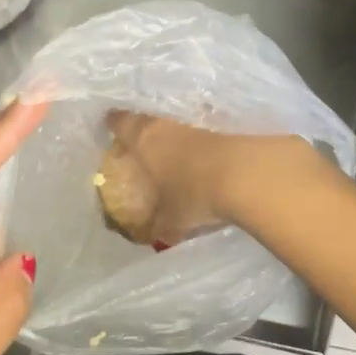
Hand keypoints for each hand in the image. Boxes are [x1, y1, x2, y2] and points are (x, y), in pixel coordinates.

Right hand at [101, 111, 324, 245]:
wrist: (246, 176)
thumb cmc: (194, 194)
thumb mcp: (171, 218)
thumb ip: (159, 224)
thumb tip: (154, 233)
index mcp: (146, 140)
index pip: (124, 124)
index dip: (116, 123)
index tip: (109, 122)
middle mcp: (170, 127)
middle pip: (151, 121)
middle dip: (143, 129)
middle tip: (139, 139)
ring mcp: (200, 127)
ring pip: (179, 127)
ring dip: (175, 137)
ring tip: (172, 151)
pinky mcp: (226, 133)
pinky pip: (204, 137)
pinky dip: (200, 147)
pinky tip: (202, 158)